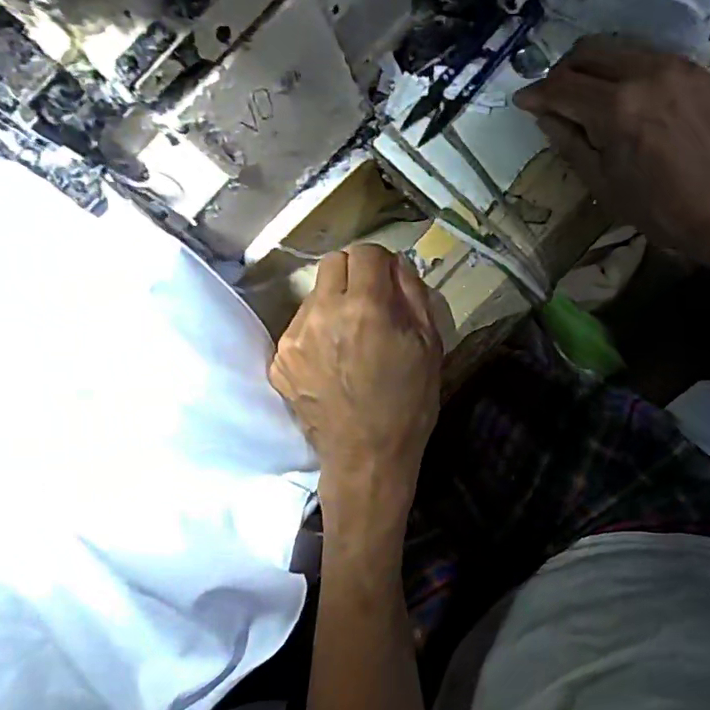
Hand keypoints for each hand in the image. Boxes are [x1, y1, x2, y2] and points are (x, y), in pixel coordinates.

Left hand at [270, 244, 442, 548]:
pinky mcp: (279, 360)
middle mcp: (322, 314)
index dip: (380, 262)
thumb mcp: (429, 345)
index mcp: (365, 308)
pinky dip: (316, 333)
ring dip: (332, 304)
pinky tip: (332, 361)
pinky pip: (299, 327)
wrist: (366, 458)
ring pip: (313, 295)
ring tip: (349, 340)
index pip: (364, 252)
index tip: (387, 281)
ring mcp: (294, 338)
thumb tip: (396, 263)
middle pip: (332, 263)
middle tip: (368, 304)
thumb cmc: (409, 404)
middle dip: (353, 275)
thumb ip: (413, 293)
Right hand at [514, 35, 709, 305]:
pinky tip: (623, 97)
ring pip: (616, 47)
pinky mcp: (695, 70)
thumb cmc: (658, 208)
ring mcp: (675, 67)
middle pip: (587, 52)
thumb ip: (568, 141)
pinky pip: (646, 56)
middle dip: (561, 72)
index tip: (522, 101)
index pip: (562, 85)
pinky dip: (624, 69)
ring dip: (592, 67)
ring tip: (586, 96)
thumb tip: (544, 114)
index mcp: (617, 108)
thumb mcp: (600, 181)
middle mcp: (645, 74)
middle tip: (553, 98)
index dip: (536, 93)